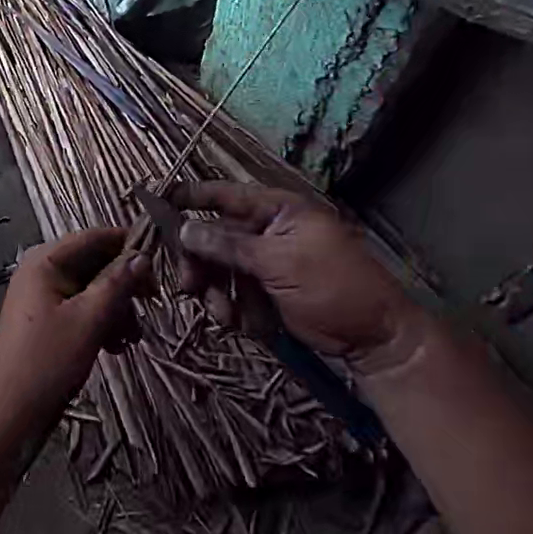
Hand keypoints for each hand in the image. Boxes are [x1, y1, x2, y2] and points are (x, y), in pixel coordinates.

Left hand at [0, 228, 149, 421]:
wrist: (9, 414)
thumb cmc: (47, 361)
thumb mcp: (89, 319)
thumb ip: (118, 284)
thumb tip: (142, 256)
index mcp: (45, 261)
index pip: (94, 237)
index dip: (127, 244)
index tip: (159, 261)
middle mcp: (43, 272)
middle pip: (95, 263)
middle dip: (124, 284)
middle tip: (151, 303)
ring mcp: (45, 297)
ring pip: (93, 289)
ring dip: (117, 308)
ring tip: (131, 337)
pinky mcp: (49, 322)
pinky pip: (84, 310)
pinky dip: (103, 323)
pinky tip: (116, 346)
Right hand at [171, 182, 427, 374]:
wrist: (374, 338)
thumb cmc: (333, 286)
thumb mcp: (278, 262)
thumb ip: (228, 245)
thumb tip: (185, 229)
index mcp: (276, 210)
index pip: (224, 195)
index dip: (191, 197)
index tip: (158, 202)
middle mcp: (266, 230)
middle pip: (214, 238)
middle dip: (200, 264)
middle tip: (188, 287)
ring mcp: (266, 262)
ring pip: (220, 270)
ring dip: (217, 293)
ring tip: (227, 316)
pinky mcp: (266, 292)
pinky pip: (234, 294)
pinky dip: (234, 309)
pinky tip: (246, 324)